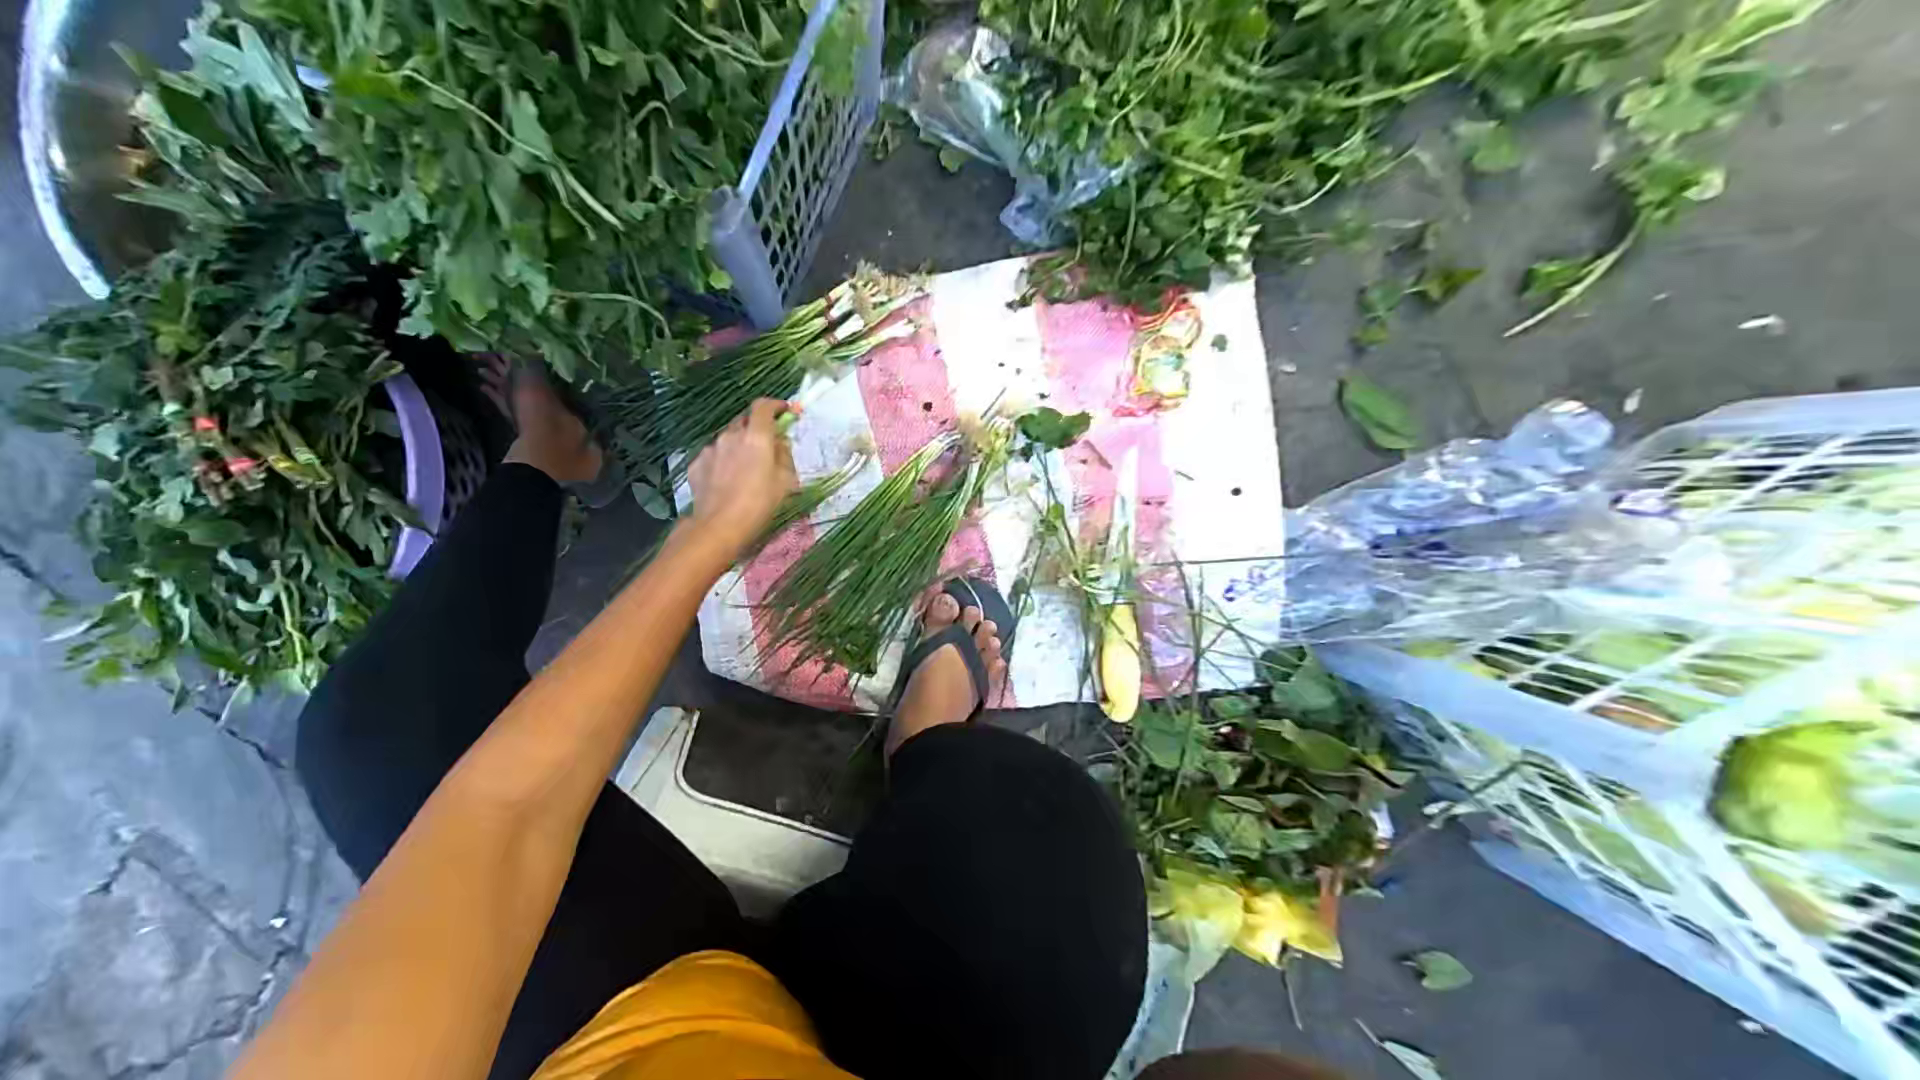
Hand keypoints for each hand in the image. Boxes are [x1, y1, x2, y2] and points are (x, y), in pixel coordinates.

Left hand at [686, 398, 798, 557]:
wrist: (719, 526)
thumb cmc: (759, 504)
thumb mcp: (786, 481)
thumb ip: (784, 455)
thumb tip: (779, 442)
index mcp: (756, 437)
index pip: (763, 407)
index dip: (775, 405)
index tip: (784, 411)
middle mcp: (731, 436)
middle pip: (744, 421)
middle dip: (756, 428)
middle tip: (766, 445)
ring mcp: (711, 448)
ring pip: (728, 439)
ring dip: (739, 446)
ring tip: (744, 467)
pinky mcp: (696, 463)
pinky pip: (714, 455)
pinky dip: (723, 460)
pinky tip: (727, 479)